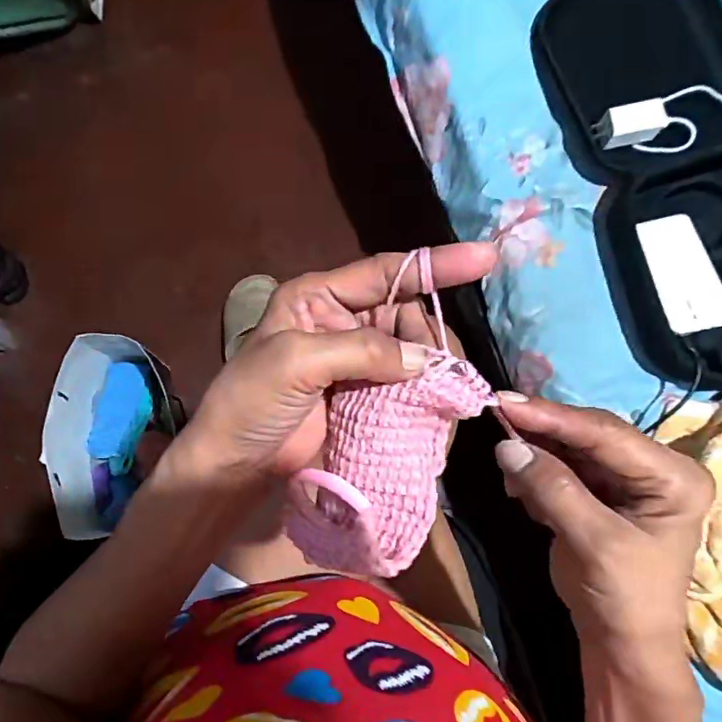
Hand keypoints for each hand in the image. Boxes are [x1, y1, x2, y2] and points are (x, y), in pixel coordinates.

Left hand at [166, 245, 498, 484]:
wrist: (234, 463)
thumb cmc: (251, 402)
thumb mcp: (295, 361)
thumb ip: (361, 349)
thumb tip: (425, 357)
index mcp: (316, 299)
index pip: (383, 272)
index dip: (434, 264)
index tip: (487, 257)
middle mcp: (340, 324)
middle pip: (406, 314)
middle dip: (432, 334)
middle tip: (446, 366)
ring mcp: (354, 364)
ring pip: (413, 353)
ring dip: (434, 368)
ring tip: (446, 390)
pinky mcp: (363, 400)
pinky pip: (406, 388)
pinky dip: (425, 395)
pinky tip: (439, 406)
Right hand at [492, 396, 712, 657]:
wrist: (622, 642)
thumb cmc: (624, 595)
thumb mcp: (593, 542)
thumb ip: (553, 489)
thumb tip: (506, 445)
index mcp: (673, 476)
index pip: (606, 434)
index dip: (553, 416)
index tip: (504, 401)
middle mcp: (654, 469)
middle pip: (588, 434)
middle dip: (541, 429)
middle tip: (494, 414)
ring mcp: (624, 481)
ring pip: (570, 449)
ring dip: (534, 450)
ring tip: (503, 455)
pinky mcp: (598, 495)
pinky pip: (560, 469)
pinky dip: (534, 471)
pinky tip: (517, 484)